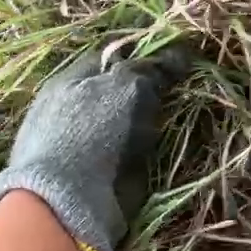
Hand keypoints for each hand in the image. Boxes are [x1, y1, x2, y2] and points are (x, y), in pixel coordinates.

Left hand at [0, 41, 188, 250]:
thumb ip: (154, 68)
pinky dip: (146, 148)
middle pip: (121, 89)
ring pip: (127, 120)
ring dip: (151, 121)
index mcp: (70, 81)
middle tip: (182, 90)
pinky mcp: (93, 173)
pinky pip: (129, 150)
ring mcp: (80, 143)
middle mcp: (71, 109)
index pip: (112, 57)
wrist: (68, 198)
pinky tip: (163, 146)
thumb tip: (182, 52)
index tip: (175, 62)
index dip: (145, 56)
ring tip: (178, 119)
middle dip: (151, 90)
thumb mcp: (128, 86)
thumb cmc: (92, 131)